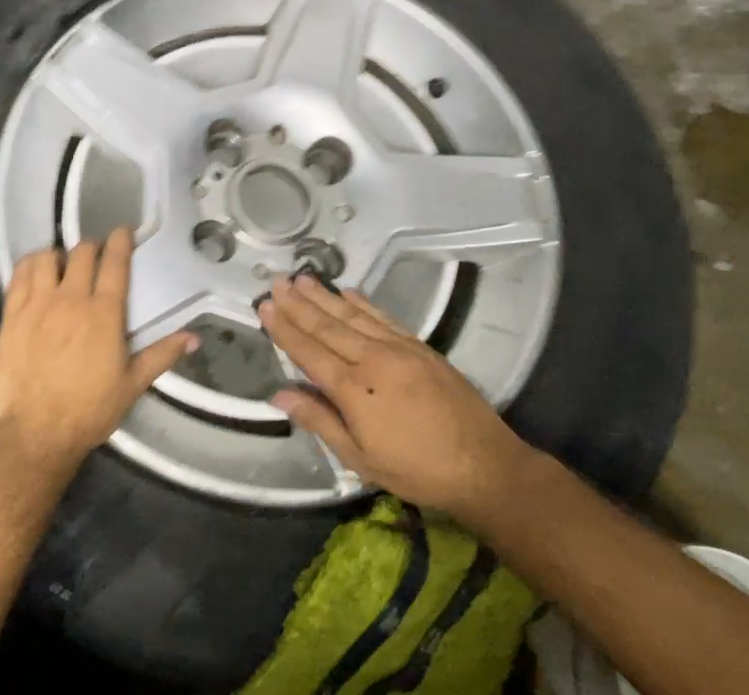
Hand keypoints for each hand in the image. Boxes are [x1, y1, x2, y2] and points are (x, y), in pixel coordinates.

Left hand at [0, 227, 197, 477]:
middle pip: (80, 254)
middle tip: (95, 253)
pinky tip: (34, 273)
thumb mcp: (132, 385)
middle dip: (90, 247)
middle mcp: (70, 299)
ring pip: (45, 259)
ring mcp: (37, 305)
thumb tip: (193, 338)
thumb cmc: (88, 411)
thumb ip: (161, 355)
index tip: (122, 231)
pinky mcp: (10, 316)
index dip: (120, 242)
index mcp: (104, 313)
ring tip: (61, 263)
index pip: (115, 264)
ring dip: (57, 255)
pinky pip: (18, 276)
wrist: (33, 432)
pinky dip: (29, 267)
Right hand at [259, 276, 533, 524]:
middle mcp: (373, 360)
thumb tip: (278, 395)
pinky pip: (384, 318)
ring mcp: (400, 350)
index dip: (284, 329)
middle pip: (328, 326)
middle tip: (276, 282)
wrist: (483, 465)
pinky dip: (363, 303)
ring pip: (354, 316)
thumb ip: (319, 421)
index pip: (309, 352)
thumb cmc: (416, 470)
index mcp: (354, 390)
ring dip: (325, 296)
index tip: (265, 307)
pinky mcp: (421, 348)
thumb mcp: (359, 458)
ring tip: (302, 278)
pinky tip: (348, 292)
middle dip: (299, 304)